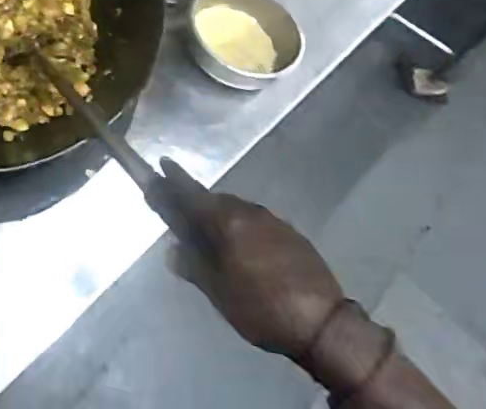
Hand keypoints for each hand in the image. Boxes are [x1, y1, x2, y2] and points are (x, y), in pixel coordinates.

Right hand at [155, 158, 343, 358]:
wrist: (324, 324)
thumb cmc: (262, 306)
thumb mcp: (218, 292)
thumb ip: (192, 266)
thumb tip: (172, 250)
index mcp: (224, 220)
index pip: (189, 193)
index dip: (171, 181)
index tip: (161, 163)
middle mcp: (246, 211)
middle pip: (212, 199)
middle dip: (195, 201)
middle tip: (182, 213)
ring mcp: (271, 220)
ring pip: (235, 210)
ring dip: (219, 216)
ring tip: (211, 235)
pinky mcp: (290, 233)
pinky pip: (255, 222)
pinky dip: (241, 227)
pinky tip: (244, 248)